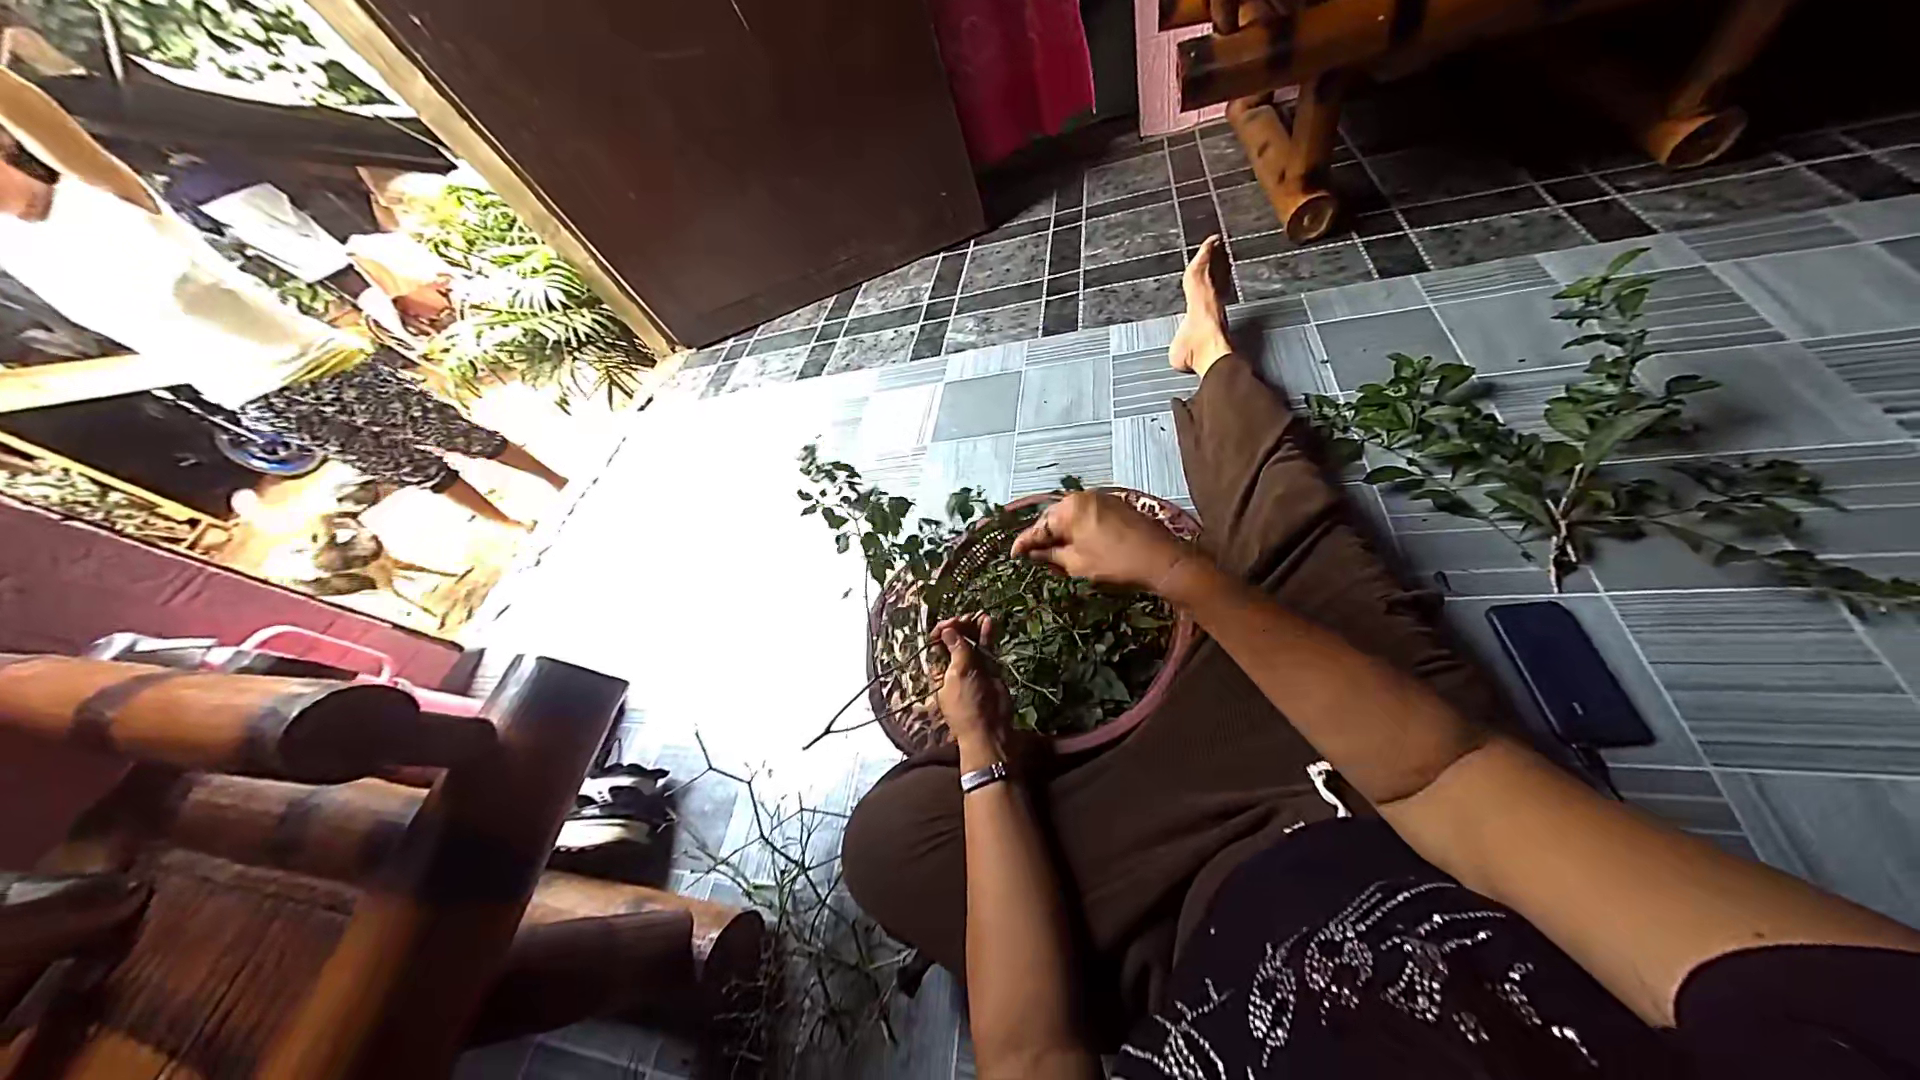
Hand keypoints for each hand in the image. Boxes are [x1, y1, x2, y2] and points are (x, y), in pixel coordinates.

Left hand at [932, 614, 1010, 749]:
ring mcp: (973, 667)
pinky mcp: (989, 668)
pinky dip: (987, 635)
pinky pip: (986, 648)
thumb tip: (947, 630)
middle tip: (968, 618)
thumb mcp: (958, 674)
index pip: (937, 644)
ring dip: (975, 628)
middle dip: (961, 626)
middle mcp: (954, 666)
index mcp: (939, 670)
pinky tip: (989, 622)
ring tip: (980, 616)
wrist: (990, 728)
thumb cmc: (967, 703)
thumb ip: (957, 649)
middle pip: (955, 640)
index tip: (952, 622)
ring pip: (972, 642)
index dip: (944, 630)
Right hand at [1011, 492, 1197, 594]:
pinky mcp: (1116, 505)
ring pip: (1071, 516)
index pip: (1037, 527)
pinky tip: (1078, 544)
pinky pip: (1088, 515)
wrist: (1162, 560)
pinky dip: (1079, 529)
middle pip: (1053, 518)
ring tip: (1055, 553)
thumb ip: (1050, 556)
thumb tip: (1033, 553)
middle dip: (1043, 536)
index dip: (1024, 543)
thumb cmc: (1115, 563)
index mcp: (1068, 509)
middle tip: (1033, 556)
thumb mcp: (1076, 564)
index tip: (1013, 555)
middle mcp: (1082, 498)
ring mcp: (1101, 499)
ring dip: (1062, 533)